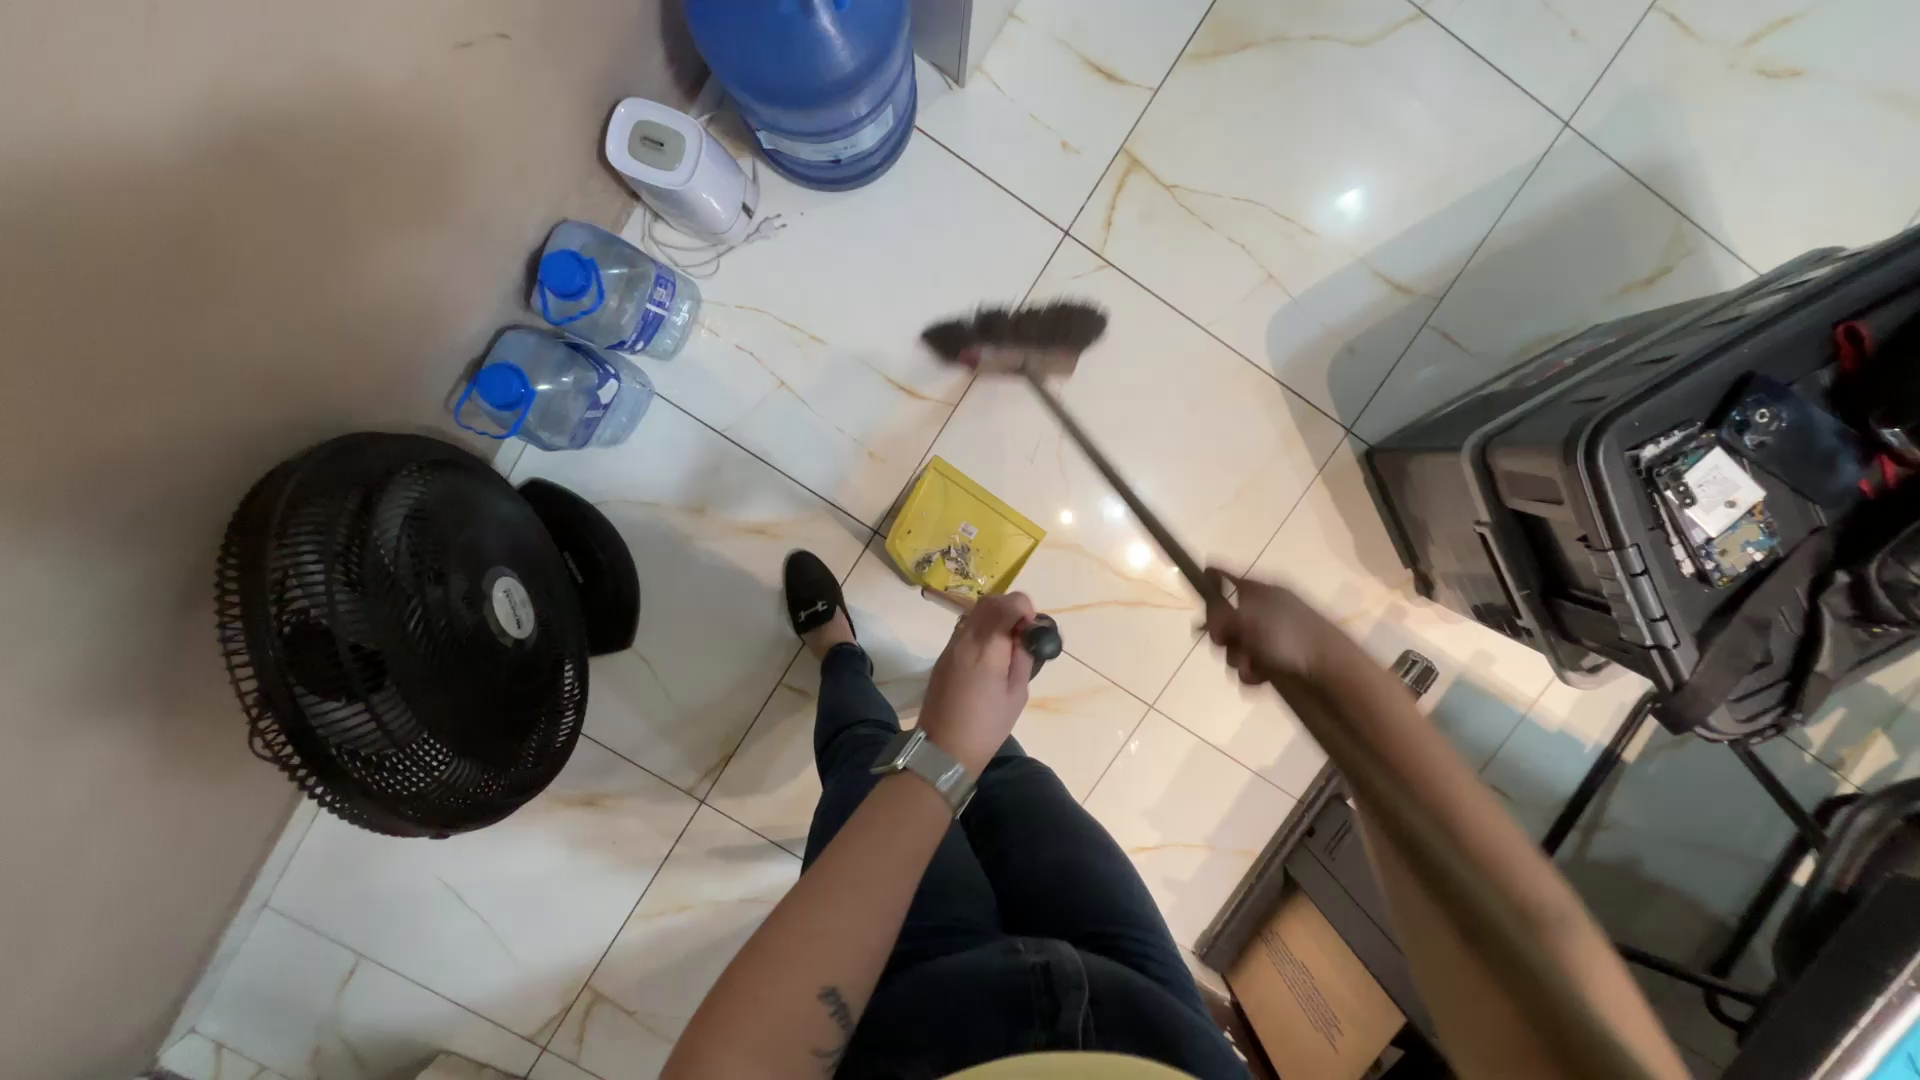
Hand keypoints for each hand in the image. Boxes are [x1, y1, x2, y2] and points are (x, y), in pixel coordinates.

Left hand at [917, 591, 1036, 773]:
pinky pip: (965, 628)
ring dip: (995, 616)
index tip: (1031, 628)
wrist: (943, 749)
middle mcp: (965, 639)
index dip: (1024, 607)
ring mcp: (951, 645)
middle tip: (1022, 632)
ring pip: (975, 612)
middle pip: (989, 601)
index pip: (1007, 604)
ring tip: (1007, 643)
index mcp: (986, 649)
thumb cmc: (987, 727)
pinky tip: (990, 653)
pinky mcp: (943, 655)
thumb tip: (1024, 635)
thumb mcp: (1017, 694)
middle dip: (1011, 607)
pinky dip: (982, 629)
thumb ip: (1022, 658)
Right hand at [1202, 568, 1338, 683]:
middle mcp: (1261, 610)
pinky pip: (1249, 667)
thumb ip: (1219, 616)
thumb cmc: (1288, 633)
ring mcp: (1269, 636)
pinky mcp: (1276, 661)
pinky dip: (1250, 674)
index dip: (1207, 588)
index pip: (1222, 578)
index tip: (1202, 607)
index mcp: (1257, 590)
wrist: (1331, 665)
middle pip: (1223, 620)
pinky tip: (1260, 678)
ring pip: (1234, 648)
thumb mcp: (1246, 618)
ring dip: (1237, 660)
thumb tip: (1205, 621)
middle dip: (1222, 638)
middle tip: (1227, 643)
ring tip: (1251, 666)